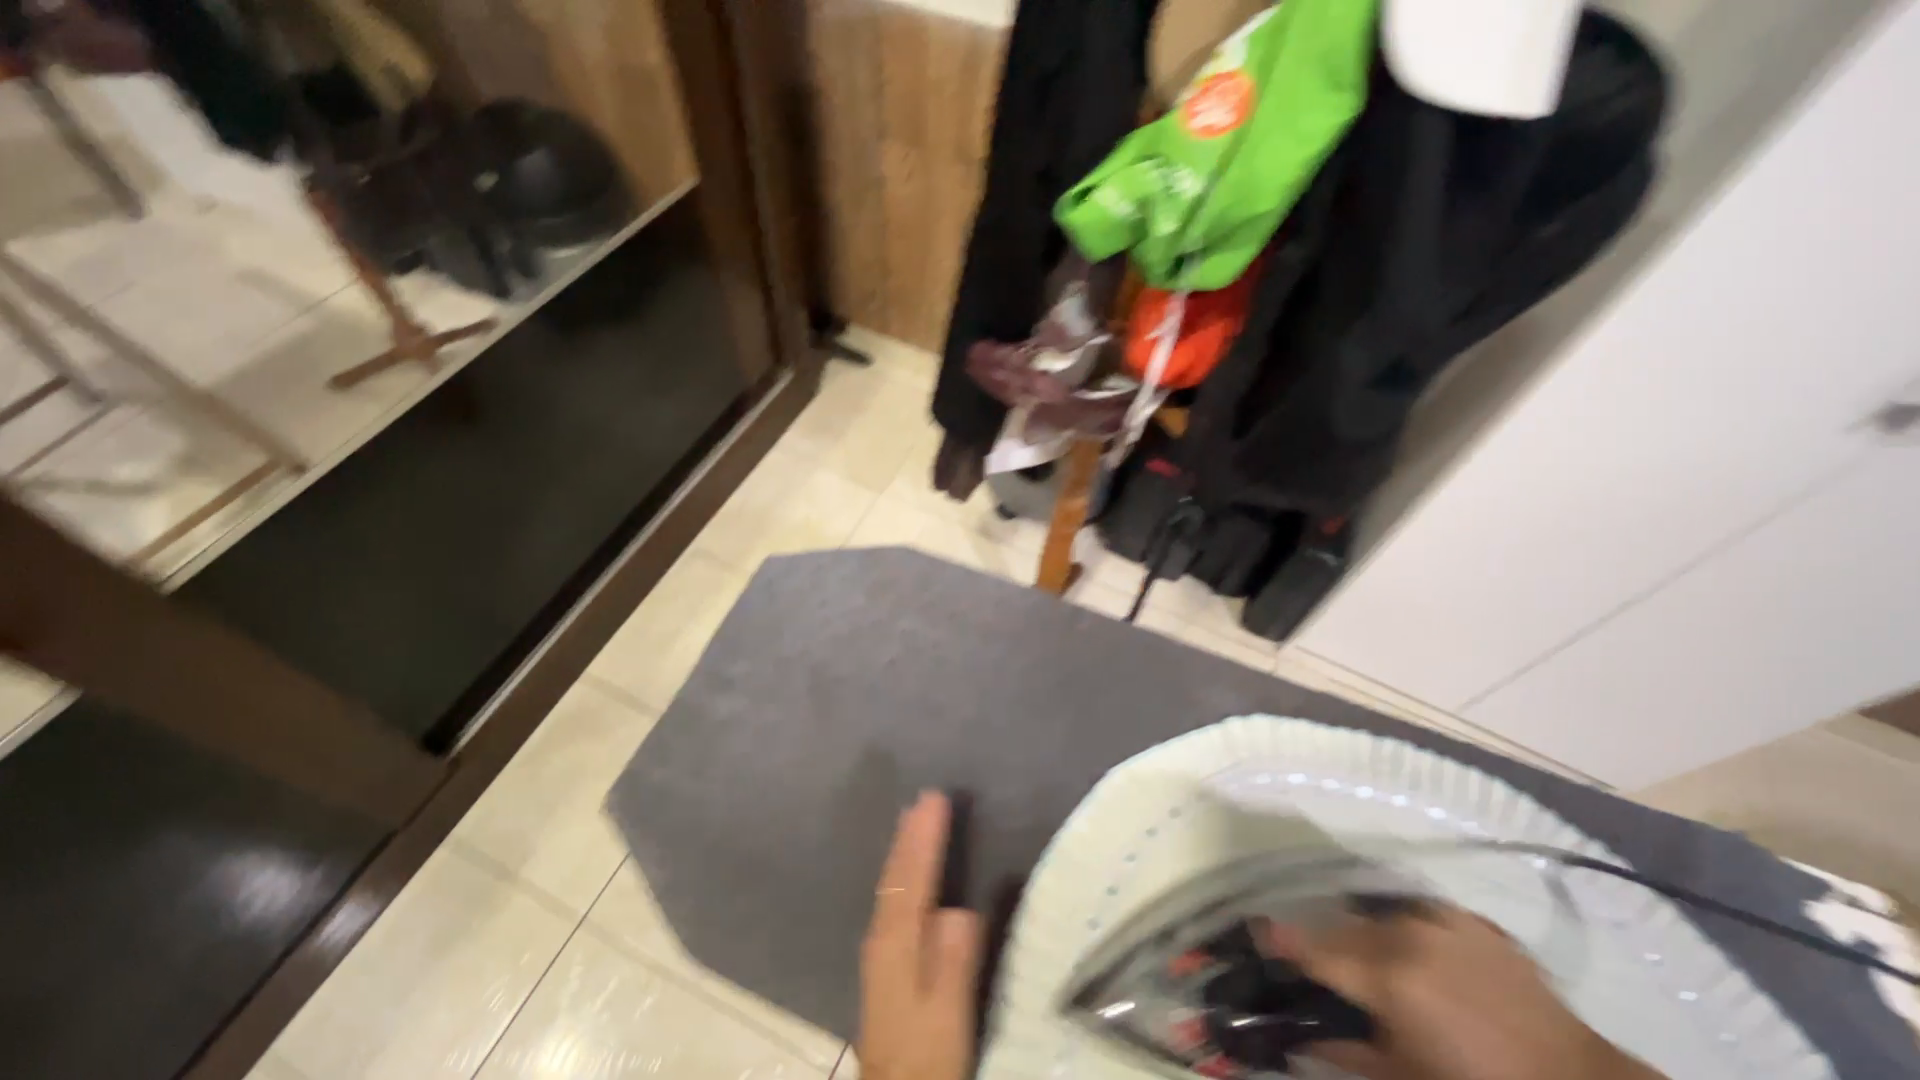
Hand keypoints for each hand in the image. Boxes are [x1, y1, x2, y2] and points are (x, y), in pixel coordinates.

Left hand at [857, 792, 984, 1079]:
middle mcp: (881, 938)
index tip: (935, 798)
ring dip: (903, 851)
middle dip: (909, 836)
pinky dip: (901, 876)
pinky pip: (894, 901)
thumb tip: (962, 908)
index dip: (924, 838)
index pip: (912, 879)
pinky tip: (907, 875)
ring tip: (913, 820)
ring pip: (892, 888)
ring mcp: (879, 951)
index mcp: (897, 944)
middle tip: (924, 796)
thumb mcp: (948, 1013)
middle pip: (896, 878)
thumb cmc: (927, 1054)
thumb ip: (954, 961)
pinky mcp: (885, 964)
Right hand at [1264, 904, 1667, 1079]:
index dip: (1279, 939)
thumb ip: (1344, 1049)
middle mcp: (1408, 935)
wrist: (1575, 1079)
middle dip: (1322, 941)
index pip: (1314, 948)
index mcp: (1387, 977)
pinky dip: (1404, 927)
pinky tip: (1412, 951)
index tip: (1255, 930)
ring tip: (1368, 960)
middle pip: (1342, 926)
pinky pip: (1420, 914)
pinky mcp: (1473, 921)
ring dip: (1363, 932)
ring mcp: (1444, 922)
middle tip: (1314, 961)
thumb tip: (1297, 1037)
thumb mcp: (1402, 1077)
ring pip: (1379, 915)